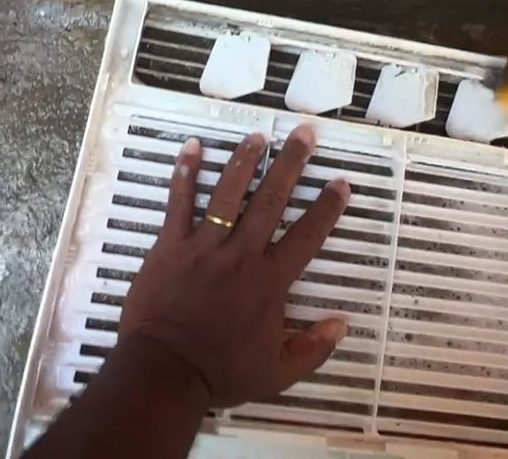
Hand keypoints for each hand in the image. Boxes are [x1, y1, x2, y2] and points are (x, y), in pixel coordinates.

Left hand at [119, 125, 351, 408]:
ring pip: (228, 193)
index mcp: (269, 282)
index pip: (306, 236)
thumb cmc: (220, 372)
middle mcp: (241, 254)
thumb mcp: (275, 373)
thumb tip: (343, 323)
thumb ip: (312, 349)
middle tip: (305, 134)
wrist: (164, 374)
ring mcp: (204, 245)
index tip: (341, 182)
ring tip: (259, 135)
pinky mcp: (171, 244)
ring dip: (244, 161)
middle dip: (290, 164)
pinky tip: (192, 145)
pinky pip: (179, 203)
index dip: (326, 208)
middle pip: (270, 201)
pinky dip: (185, 173)